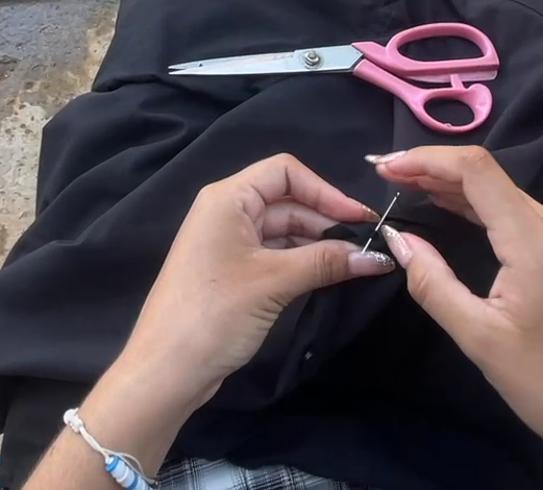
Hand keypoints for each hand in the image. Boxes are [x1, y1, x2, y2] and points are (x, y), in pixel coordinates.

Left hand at [37, 155, 393, 486]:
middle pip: (286, 200)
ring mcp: (228, 241)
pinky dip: (302, 259)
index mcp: (228, 198)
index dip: (324, 190)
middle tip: (367, 244)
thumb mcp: (274, 282)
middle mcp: (227, 210)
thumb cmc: (216, 312)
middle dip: (326, 219)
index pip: (284, 172)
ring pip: (283, 227)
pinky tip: (330, 274)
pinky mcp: (232, 269)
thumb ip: (326, 262)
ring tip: (356, 261)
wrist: (166, 370)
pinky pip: (274, 251)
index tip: (359, 218)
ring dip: (317, 242)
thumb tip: (376, 255)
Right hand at [373, 146, 542, 489]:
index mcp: (534, 239)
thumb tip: (397, 238)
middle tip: (383, 175)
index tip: (383, 168)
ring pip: (499, 191)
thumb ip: (434, 284)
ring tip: (404, 185)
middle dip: (430, 167)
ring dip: (450, 184)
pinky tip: (446, 209)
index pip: (475, 169)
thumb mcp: (483, 342)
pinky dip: (472, 204)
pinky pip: (512, 212)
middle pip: (485, 173)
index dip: (425, 158)